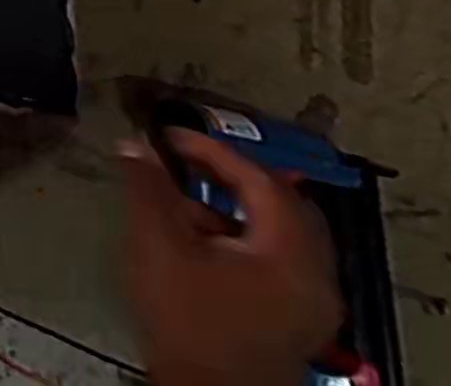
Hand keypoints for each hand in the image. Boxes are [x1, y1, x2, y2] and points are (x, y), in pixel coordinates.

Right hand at [119, 128, 343, 385]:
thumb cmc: (185, 313)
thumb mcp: (157, 242)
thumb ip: (148, 187)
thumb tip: (134, 142)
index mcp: (290, 255)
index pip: (263, 183)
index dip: (215, 150)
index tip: (169, 134)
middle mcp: (315, 275)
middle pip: (283, 205)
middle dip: (231, 173)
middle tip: (183, 155)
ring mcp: (310, 300)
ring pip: (279, 231)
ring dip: (233, 202)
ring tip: (181, 193)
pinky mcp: (293, 315)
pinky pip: (274, 255)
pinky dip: (237, 231)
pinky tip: (197, 235)